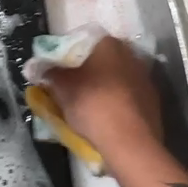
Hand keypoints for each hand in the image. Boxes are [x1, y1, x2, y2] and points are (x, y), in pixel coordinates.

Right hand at [40, 35, 162, 160]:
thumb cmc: (93, 105)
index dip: (67, 55)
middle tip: (71, 88)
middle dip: (86, 71)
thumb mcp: (62, 88)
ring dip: (103, 87)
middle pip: (101, 60)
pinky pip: (128, 98)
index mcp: (109, 43)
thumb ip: (48, 72)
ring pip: (116, 79)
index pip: (83, 41)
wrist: (131, 145)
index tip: (57, 70)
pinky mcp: (153, 103)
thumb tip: (34, 66)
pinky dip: (117, 104)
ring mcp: (145, 79)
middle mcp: (130, 54)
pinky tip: (106, 118)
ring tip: (87, 106)